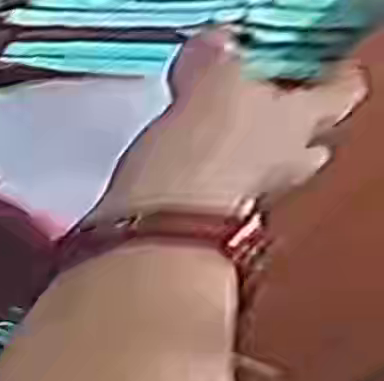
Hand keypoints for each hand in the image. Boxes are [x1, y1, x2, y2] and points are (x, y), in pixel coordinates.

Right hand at [91, 28, 366, 220]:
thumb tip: (212, 41)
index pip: (338, 85)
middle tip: (251, 120)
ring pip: (252, 174)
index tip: (299, 67)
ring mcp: (237, 200)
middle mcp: (284, 160)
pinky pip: (202, 205)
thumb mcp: (206, 90)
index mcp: (307, 116)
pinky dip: (189, 197)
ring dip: (234, 168)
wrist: (148, 232)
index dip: (321, 76)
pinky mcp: (189, 230)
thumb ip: (212, 63)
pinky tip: (168, 191)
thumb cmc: (196, 161)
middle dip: (278, 131)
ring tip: (203, 158)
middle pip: (299, 138)